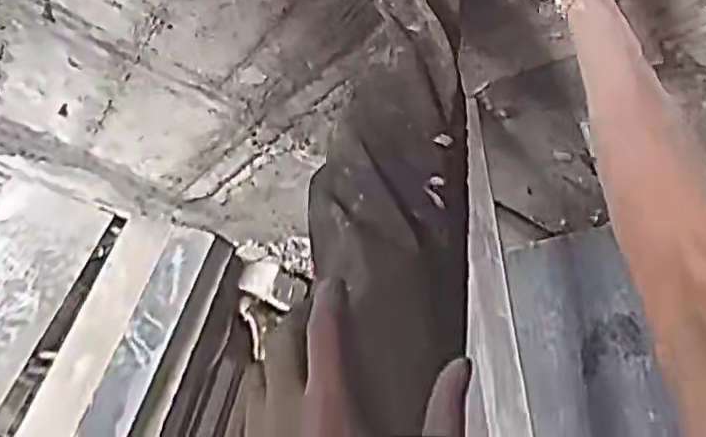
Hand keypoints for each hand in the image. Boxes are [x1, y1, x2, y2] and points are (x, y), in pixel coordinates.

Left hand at [252, 278, 471, 435]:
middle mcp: (286, 415)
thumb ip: (442, 420)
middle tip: (315, 314)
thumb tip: (459, 371)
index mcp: (329, 406)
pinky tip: (279, 407)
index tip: (334, 285)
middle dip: (296, 320)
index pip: (322, 327)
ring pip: (254, 374)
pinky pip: (246, 413)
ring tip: (294, 355)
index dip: (327, 297)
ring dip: (272, 357)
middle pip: (279, 340)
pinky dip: (260, 395)